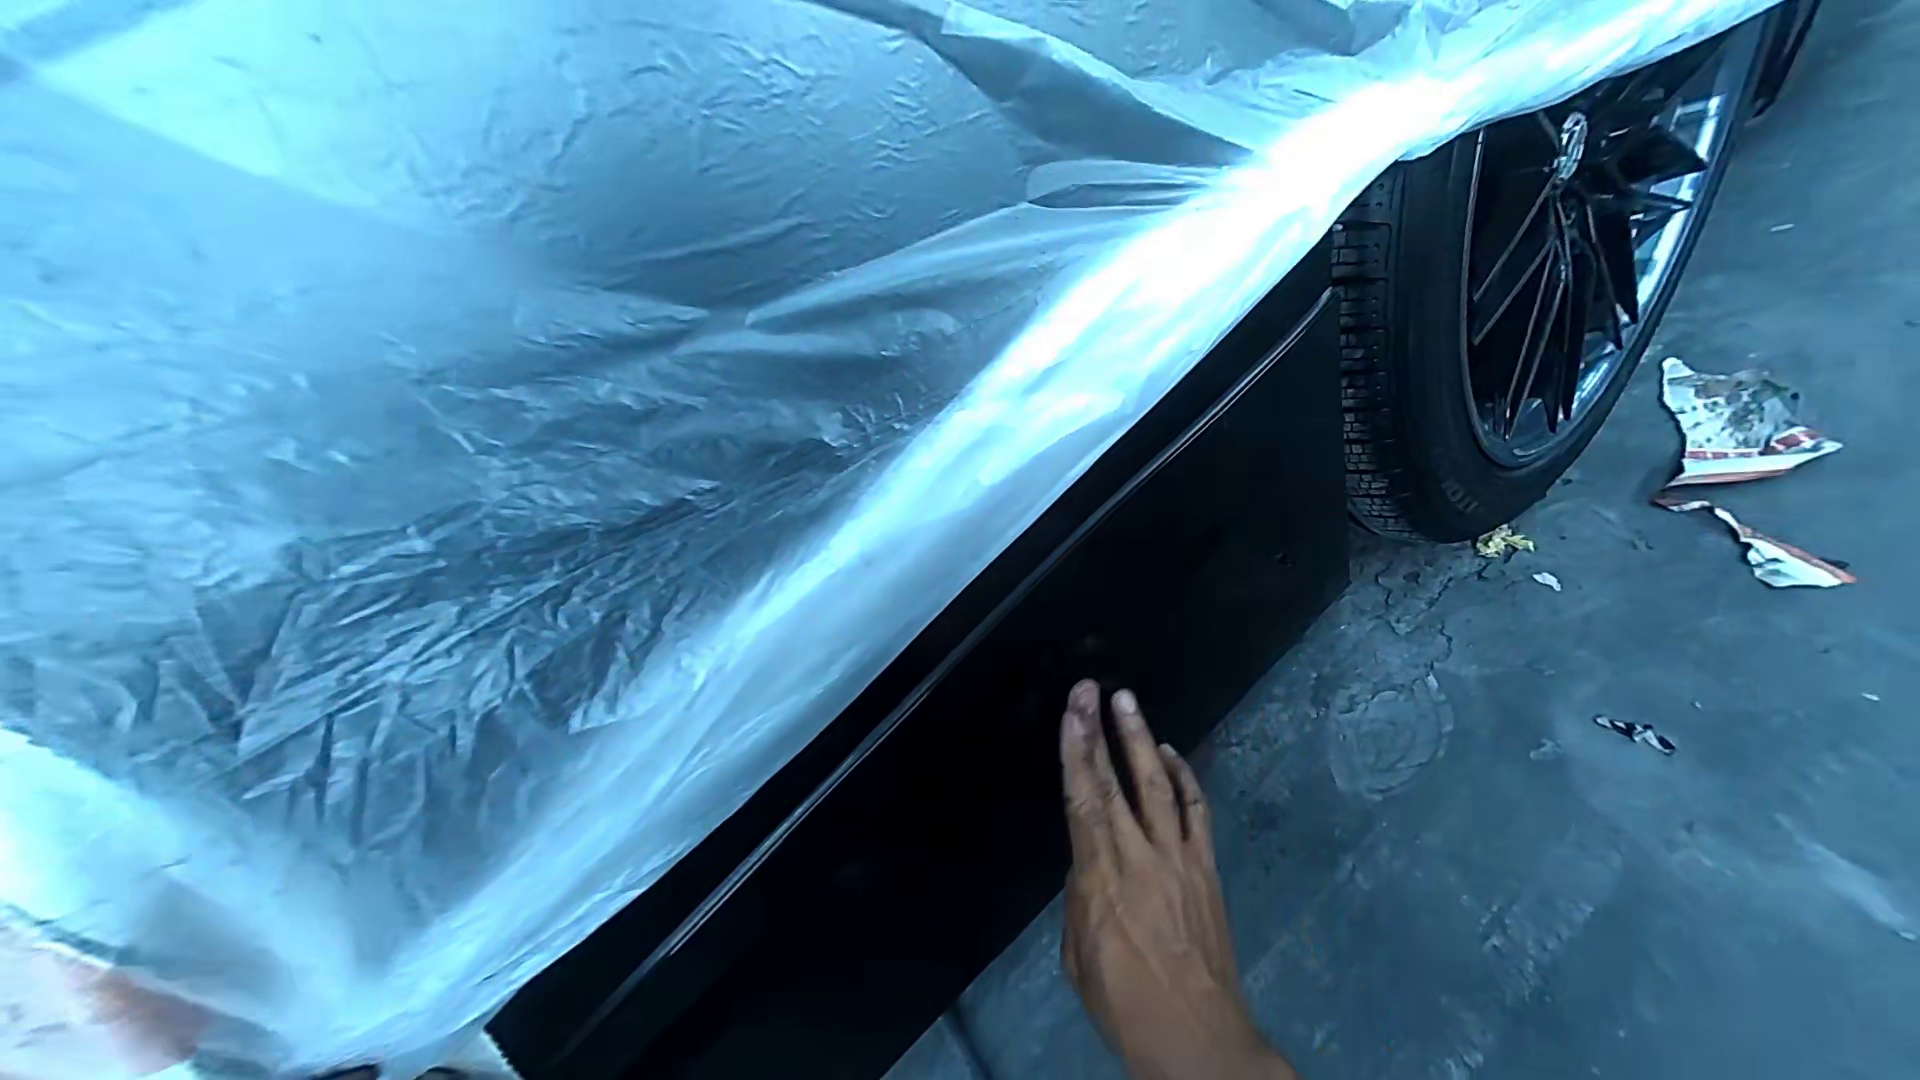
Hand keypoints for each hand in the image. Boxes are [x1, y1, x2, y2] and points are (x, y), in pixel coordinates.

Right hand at [1059, 681, 1295, 1079]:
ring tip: (1126, 700)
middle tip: (1089, 689)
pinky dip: (1182, 776)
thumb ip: (1079, 897)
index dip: (1076, 752)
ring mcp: (1178, 858)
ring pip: (1157, 785)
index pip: (1083, 801)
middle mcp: (1138, 858)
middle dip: (1099, 730)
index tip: (1072, 713)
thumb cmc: (1125, 1003)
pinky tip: (1168, 752)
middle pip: (1114, 782)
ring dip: (1140, 739)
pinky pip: (1195, 810)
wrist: (1200, 1042)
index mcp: (1099, 881)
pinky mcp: (1206, 867)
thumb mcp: (1077, 956)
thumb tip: (1088, 860)